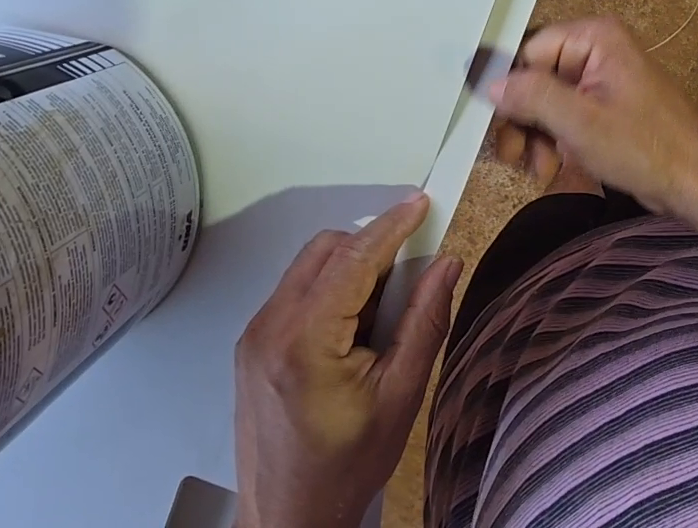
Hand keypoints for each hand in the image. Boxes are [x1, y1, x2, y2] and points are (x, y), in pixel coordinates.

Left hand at [234, 194, 461, 527]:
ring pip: (308, 266)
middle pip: (325, 250)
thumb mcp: (401, 396)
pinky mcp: (251, 343)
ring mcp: (254, 333)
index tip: (421, 202)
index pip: (353, 259)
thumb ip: (425, 322)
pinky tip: (353, 329)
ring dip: (350, 269)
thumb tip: (446, 264)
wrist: (288, 518)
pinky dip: (330, 290)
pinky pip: (296, 291)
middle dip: (370, 248)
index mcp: (305, 341)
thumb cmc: (346, 465)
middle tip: (409, 273)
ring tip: (381, 315)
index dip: (392, 226)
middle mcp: (269, 326)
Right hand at [486, 16, 697, 214]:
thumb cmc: (645, 149)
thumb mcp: (581, 123)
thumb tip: (490, 84)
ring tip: (536, 168)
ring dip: (535, 135)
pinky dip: (553, 141)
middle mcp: (597, 50)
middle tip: (509, 154)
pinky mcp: (606, 106)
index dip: (508, 87)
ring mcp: (602, 79)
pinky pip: (565, 115)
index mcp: (595, 38)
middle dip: (521, 118)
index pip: (529, 51)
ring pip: (546, 101)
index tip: (492, 124)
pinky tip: (552, 167)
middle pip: (535, 77)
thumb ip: (532, 96)